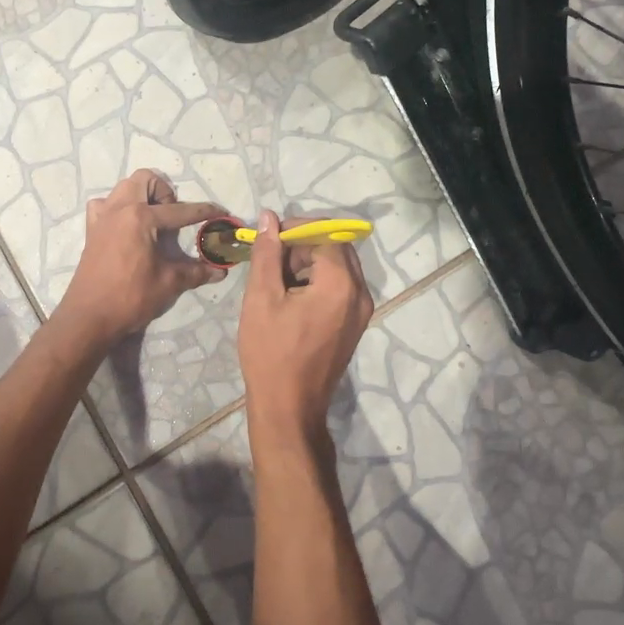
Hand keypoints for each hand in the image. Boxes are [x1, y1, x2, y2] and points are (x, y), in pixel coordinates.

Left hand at [53, 169, 226, 344]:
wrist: (89, 317)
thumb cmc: (130, 298)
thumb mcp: (169, 283)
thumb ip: (196, 272)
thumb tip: (220, 271)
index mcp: (140, 217)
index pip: (180, 210)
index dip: (204, 212)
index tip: (221, 213)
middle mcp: (119, 208)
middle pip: (145, 179)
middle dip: (165, 191)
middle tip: (174, 216)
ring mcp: (102, 217)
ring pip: (123, 187)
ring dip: (141, 195)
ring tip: (153, 220)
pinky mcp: (91, 230)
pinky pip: (104, 205)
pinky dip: (118, 208)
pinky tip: (127, 228)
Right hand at [237, 210, 374, 432]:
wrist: (288, 407)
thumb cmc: (271, 352)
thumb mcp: (262, 298)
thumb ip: (267, 253)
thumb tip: (269, 217)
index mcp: (341, 284)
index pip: (325, 234)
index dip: (296, 228)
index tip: (269, 237)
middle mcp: (360, 293)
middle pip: (336, 247)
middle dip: (303, 244)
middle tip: (271, 257)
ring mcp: (361, 311)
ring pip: (339, 267)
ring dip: (309, 262)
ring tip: (276, 278)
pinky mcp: (354, 324)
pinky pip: (341, 287)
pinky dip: (318, 281)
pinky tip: (290, 297)